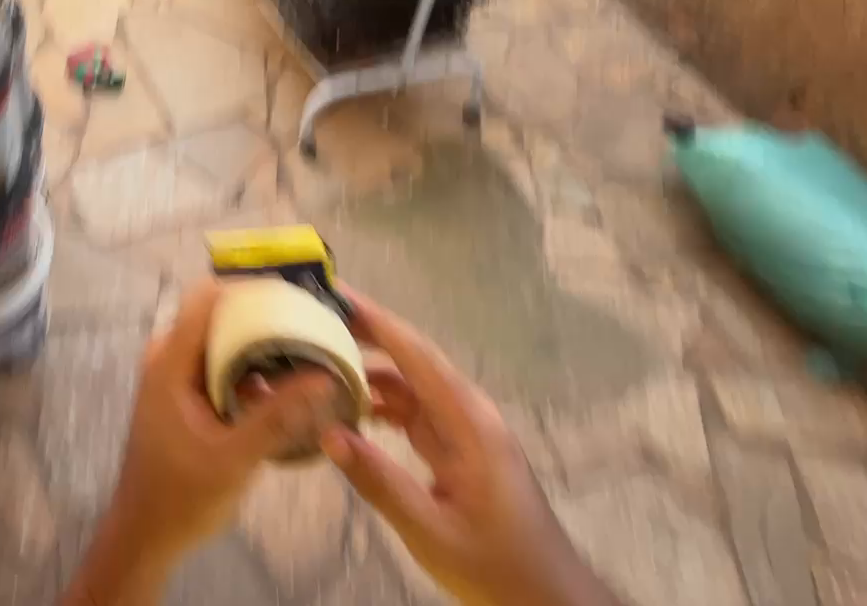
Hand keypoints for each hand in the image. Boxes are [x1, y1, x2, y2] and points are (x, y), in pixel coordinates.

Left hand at [61, 281, 337, 604]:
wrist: (145, 535)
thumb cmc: (182, 496)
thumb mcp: (235, 458)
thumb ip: (278, 414)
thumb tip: (324, 375)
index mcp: (170, 360)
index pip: (208, 296)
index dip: (249, 288)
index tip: (294, 296)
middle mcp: (167, 355)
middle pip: (217, 314)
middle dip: (262, 316)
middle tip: (309, 325)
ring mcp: (173, 373)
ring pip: (220, 338)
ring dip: (257, 342)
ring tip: (304, 349)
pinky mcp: (182, 391)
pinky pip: (217, 361)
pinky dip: (247, 366)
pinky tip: (282, 383)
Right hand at [321, 288, 621, 605]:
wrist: (549, 600)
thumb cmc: (495, 565)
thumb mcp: (431, 530)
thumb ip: (380, 481)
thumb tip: (327, 433)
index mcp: (468, 420)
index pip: (415, 354)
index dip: (376, 319)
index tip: (338, 291)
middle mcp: (467, 412)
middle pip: (412, 358)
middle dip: (368, 332)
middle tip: (317, 313)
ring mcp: (463, 429)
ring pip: (410, 383)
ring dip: (370, 368)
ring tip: (323, 355)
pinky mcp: (457, 448)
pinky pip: (414, 410)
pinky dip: (380, 402)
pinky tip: (349, 407)